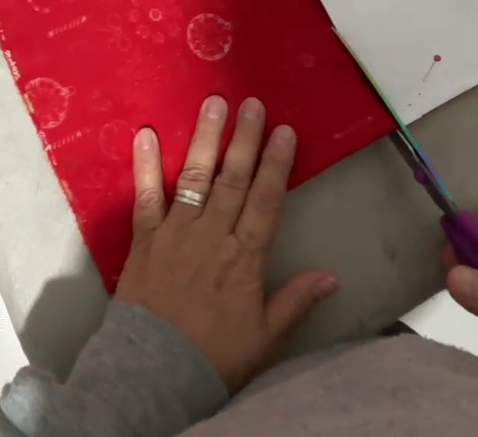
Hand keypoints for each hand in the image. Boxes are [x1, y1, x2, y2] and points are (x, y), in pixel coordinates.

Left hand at [114, 95, 340, 392]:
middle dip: (245, 138)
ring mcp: (175, 232)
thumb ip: (296, 300)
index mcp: (244, 257)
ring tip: (213, 103)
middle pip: (233, 179)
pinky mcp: (144, 237)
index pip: (266, 201)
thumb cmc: (214, 355)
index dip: (277, 164)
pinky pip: (145, 196)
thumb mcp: (265, 337)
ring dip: (205, 138)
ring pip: (194, 177)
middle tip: (252, 103)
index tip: (285, 130)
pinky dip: (145, 165)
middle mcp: (211, 235)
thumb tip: (333, 276)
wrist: (155, 374)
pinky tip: (146, 134)